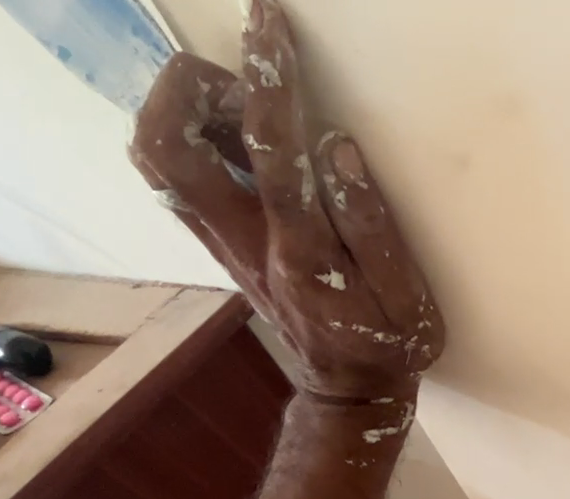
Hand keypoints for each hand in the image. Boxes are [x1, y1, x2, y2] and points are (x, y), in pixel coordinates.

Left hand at [128, 0, 442, 403]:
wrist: (348, 392)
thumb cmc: (389, 347)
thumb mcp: (411, 302)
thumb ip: (376, 229)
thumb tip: (338, 150)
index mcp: (302, 255)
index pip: (272, 153)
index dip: (270, 81)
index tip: (269, 25)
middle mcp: (245, 243)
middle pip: (166, 146)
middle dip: (192, 89)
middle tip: (251, 89)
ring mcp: (223, 244)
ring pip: (158, 159)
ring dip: (187, 111)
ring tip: (248, 114)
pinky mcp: (221, 245)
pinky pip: (177, 178)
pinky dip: (194, 138)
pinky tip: (241, 143)